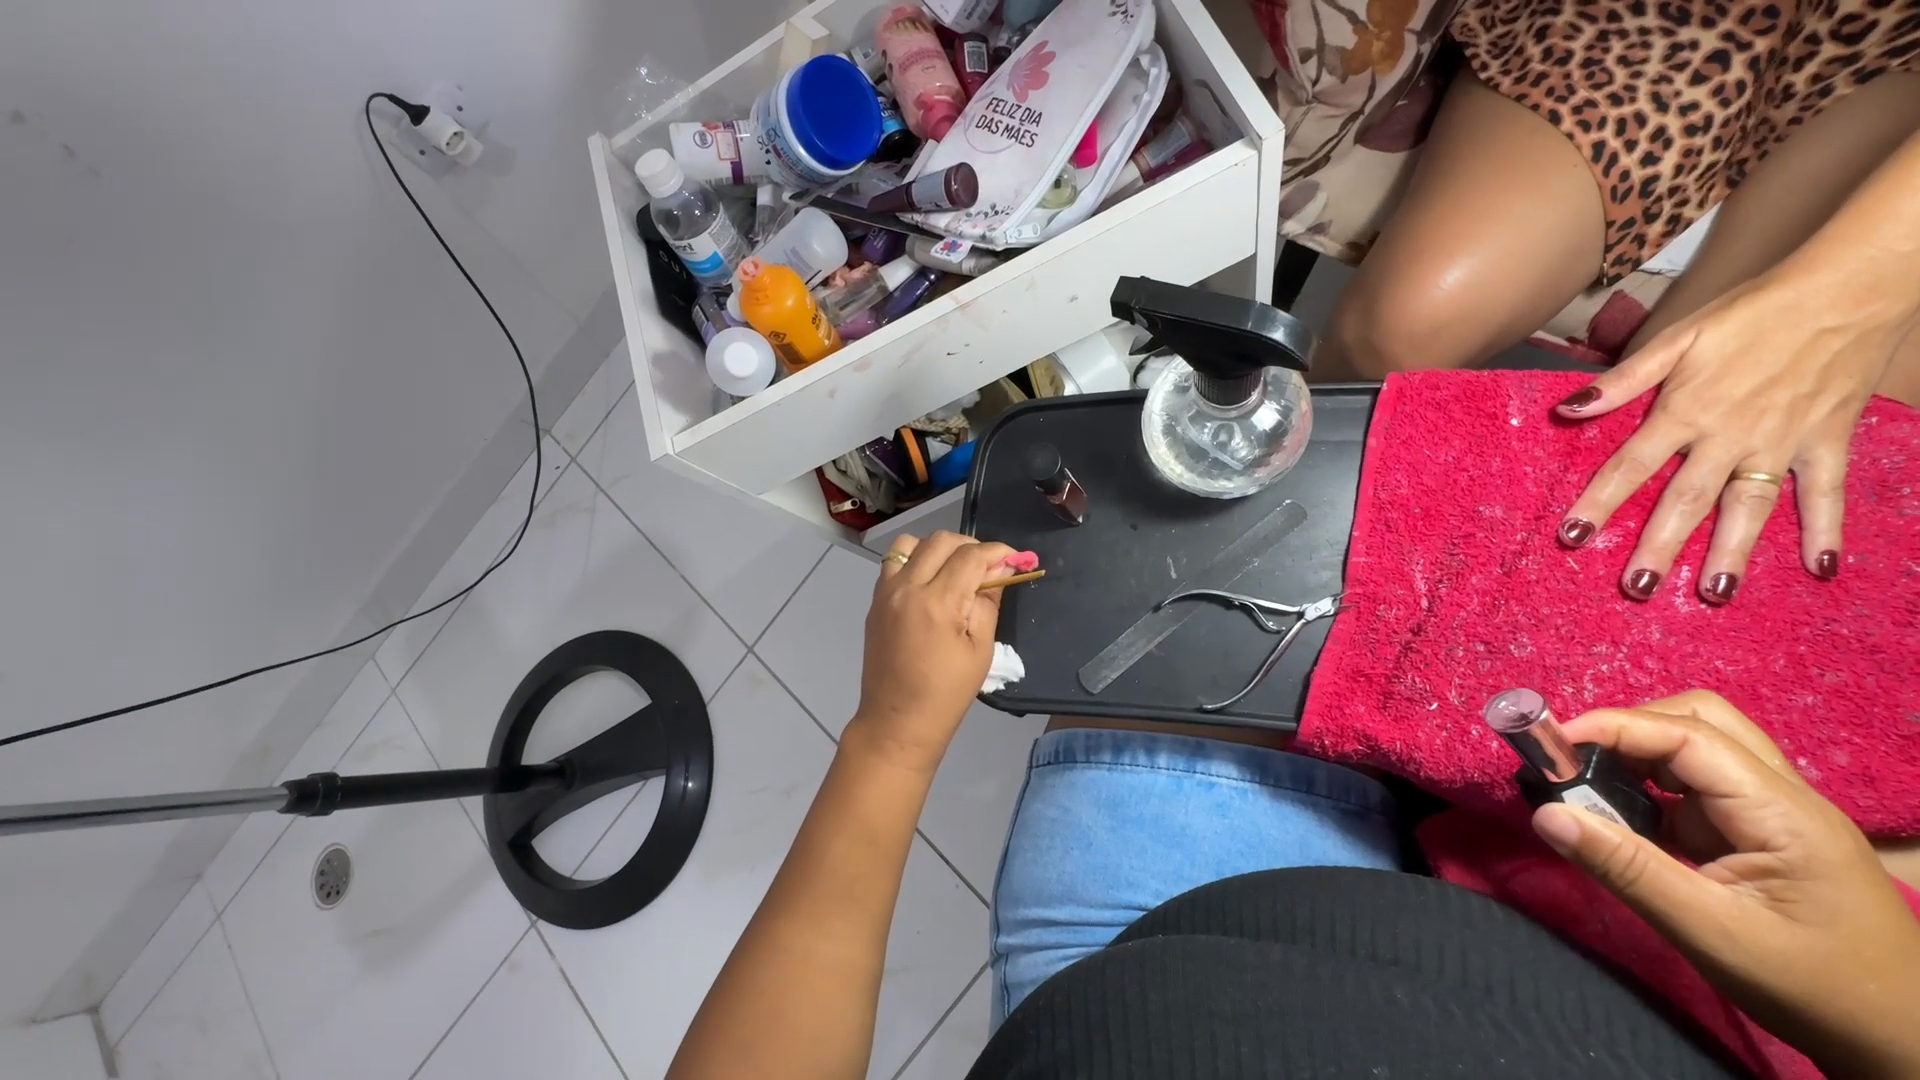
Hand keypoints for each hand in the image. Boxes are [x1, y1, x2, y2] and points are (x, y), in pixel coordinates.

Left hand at [849, 532, 1015, 774]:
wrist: (896, 722)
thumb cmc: (946, 693)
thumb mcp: (980, 650)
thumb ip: (988, 602)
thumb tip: (999, 571)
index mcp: (937, 602)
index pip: (971, 556)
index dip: (997, 552)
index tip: (1015, 559)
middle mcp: (907, 588)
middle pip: (941, 541)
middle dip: (971, 546)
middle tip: (988, 567)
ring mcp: (886, 593)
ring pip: (911, 544)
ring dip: (938, 548)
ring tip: (955, 570)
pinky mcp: (875, 602)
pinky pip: (895, 563)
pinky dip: (915, 561)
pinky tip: (930, 585)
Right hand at [1532, 691, 1919, 1076]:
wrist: (1904, 1045)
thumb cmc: (1814, 989)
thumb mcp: (1709, 932)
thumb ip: (1625, 867)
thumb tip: (1545, 813)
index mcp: (1781, 812)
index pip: (1689, 735)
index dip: (1614, 727)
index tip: (1550, 747)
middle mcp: (1781, 796)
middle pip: (1700, 719)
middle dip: (1628, 728)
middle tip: (1574, 762)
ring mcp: (1772, 814)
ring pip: (1697, 747)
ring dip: (1637, 755)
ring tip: (1589, 788)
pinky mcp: (1759, 834)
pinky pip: (1695, 786)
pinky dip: (1647, 787)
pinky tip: (1622, 819)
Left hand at [1553, 267, 1911, 603]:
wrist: (1847, 289)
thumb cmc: (1750, 313)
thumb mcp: (1676, 339)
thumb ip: (1621, 380)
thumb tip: (1567, 409)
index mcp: (1684, 413)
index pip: (1629, 467)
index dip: (1598, 502)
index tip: (1572, 537)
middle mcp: (1729, 437)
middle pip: (1684, 500)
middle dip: (1658, 546)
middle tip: (1635, 589)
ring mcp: (1782, 443)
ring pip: (1750, 508)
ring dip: (1732, 553)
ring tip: (1711, 594)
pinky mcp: (1828, 441)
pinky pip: (1825, 493)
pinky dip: (1826, 530)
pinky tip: (1822, 569)